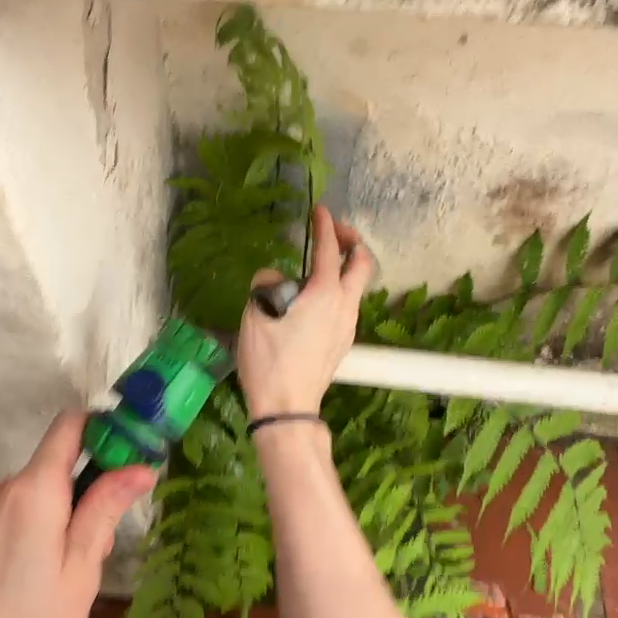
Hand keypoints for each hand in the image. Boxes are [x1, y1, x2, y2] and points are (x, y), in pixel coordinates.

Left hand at [0, 411, 155, 617]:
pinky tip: (49, 584)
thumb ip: (105, 509)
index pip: (70, 426)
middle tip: (105, 548)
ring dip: (71, 517)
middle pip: (60, 464)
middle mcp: (3, 491)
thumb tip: (140, 466)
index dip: (107, 429)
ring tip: (76, 577)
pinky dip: (48, 532)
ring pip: (45, 494)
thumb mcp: (81, 570)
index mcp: (32, 490)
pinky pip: (24, 516)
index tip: (138, 455)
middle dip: (93, 489)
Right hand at [238, 205, 374, 416]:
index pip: (329, 248)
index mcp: (324, 293)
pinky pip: (348, 303)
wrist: (287, 406)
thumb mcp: (256, 314)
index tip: (320, 210)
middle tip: (335, 232)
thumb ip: (267, 284)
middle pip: (362, 262)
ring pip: (357, 284)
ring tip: (323, 263)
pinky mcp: (343, 341)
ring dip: (347, 266)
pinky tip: (317, 296)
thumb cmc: (269, 360)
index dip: (325, 225)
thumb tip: (275, 278)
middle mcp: (344, 305)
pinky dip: (340, 287)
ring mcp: (348, 325)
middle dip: (351, 241)